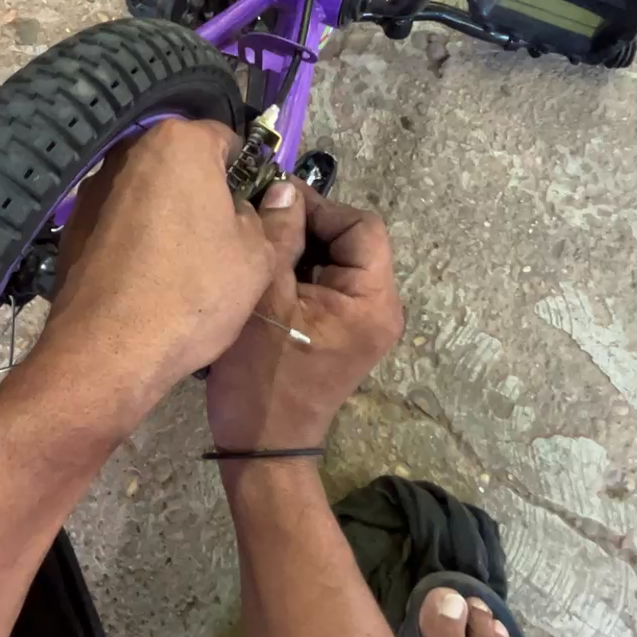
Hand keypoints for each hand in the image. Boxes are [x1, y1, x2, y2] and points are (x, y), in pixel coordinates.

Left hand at [36, 120, 275, 394]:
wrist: (108, 346)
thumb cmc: (193, 292)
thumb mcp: (257, 257)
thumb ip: (274, 215)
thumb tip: (278, 193)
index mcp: (178, 142)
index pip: (227, 140)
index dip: (247, 175)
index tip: (254, 212)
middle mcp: (130, 150)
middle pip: (184, 161)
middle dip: (205, 191)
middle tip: (222, 239)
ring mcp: (95, 184)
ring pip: (151, 188)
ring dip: (170, 211)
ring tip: (183, 261)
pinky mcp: (74, 219)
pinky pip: (121, 215)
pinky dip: (137, 232)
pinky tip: (147, 272)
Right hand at [205, 179, 403, 450]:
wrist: (262, 445)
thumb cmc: (261, 375)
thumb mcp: (263, 299)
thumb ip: (278, 239)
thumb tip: (283, 191)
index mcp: (372, 300)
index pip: (362, 226)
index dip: (319, 207)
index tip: (271, 204)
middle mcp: (380, 308)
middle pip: (351, 241)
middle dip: (305, 227)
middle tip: (258, 225)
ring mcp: (363, 322)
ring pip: (336, 260)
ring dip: (298, 248)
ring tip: (257, 248)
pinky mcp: (343, 331)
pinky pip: (327, 283)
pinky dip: (299, 271)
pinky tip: (265, 274)